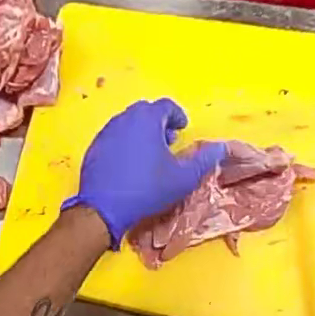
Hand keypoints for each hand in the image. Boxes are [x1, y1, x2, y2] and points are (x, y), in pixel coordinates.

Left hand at [62, 99, 226, 241]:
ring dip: (141, 134)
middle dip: (159, 123)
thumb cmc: (146, 190)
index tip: (182, 128)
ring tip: (150, 154)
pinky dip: (124, 145)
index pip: (167, 106)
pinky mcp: (93, 150)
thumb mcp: (182, 178)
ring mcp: (105, 133)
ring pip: (127, 125)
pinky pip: (113, 140)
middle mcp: (124, 119)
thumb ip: (204, 161)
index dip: (178, 116)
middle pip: (145, 112)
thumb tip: (221, 148)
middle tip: (168, 141)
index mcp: (147, 118)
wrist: (103, 209)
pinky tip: (129, 166)